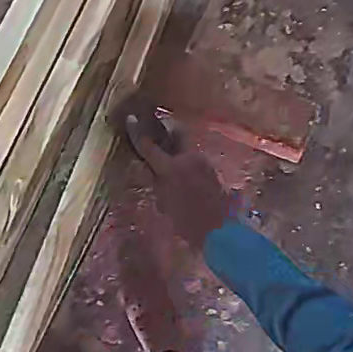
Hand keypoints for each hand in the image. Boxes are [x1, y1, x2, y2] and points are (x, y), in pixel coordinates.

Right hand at [125, 112, 231, 251]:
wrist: (221, 233)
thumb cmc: (187, 222)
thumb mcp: (164, 203)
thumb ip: (156, 182)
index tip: (131, 119)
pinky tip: (185, 176)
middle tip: (158, 133)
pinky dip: (188, 163)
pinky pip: (196, 161)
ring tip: (171, 161)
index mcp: (171, 167)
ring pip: (187, 149)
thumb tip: (150, 169)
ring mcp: (204, 163)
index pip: (149, 146)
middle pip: (178, 134)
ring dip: (178, 150)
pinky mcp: (213, 172)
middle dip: (168, 131)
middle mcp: (189, 158)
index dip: (137, 132)